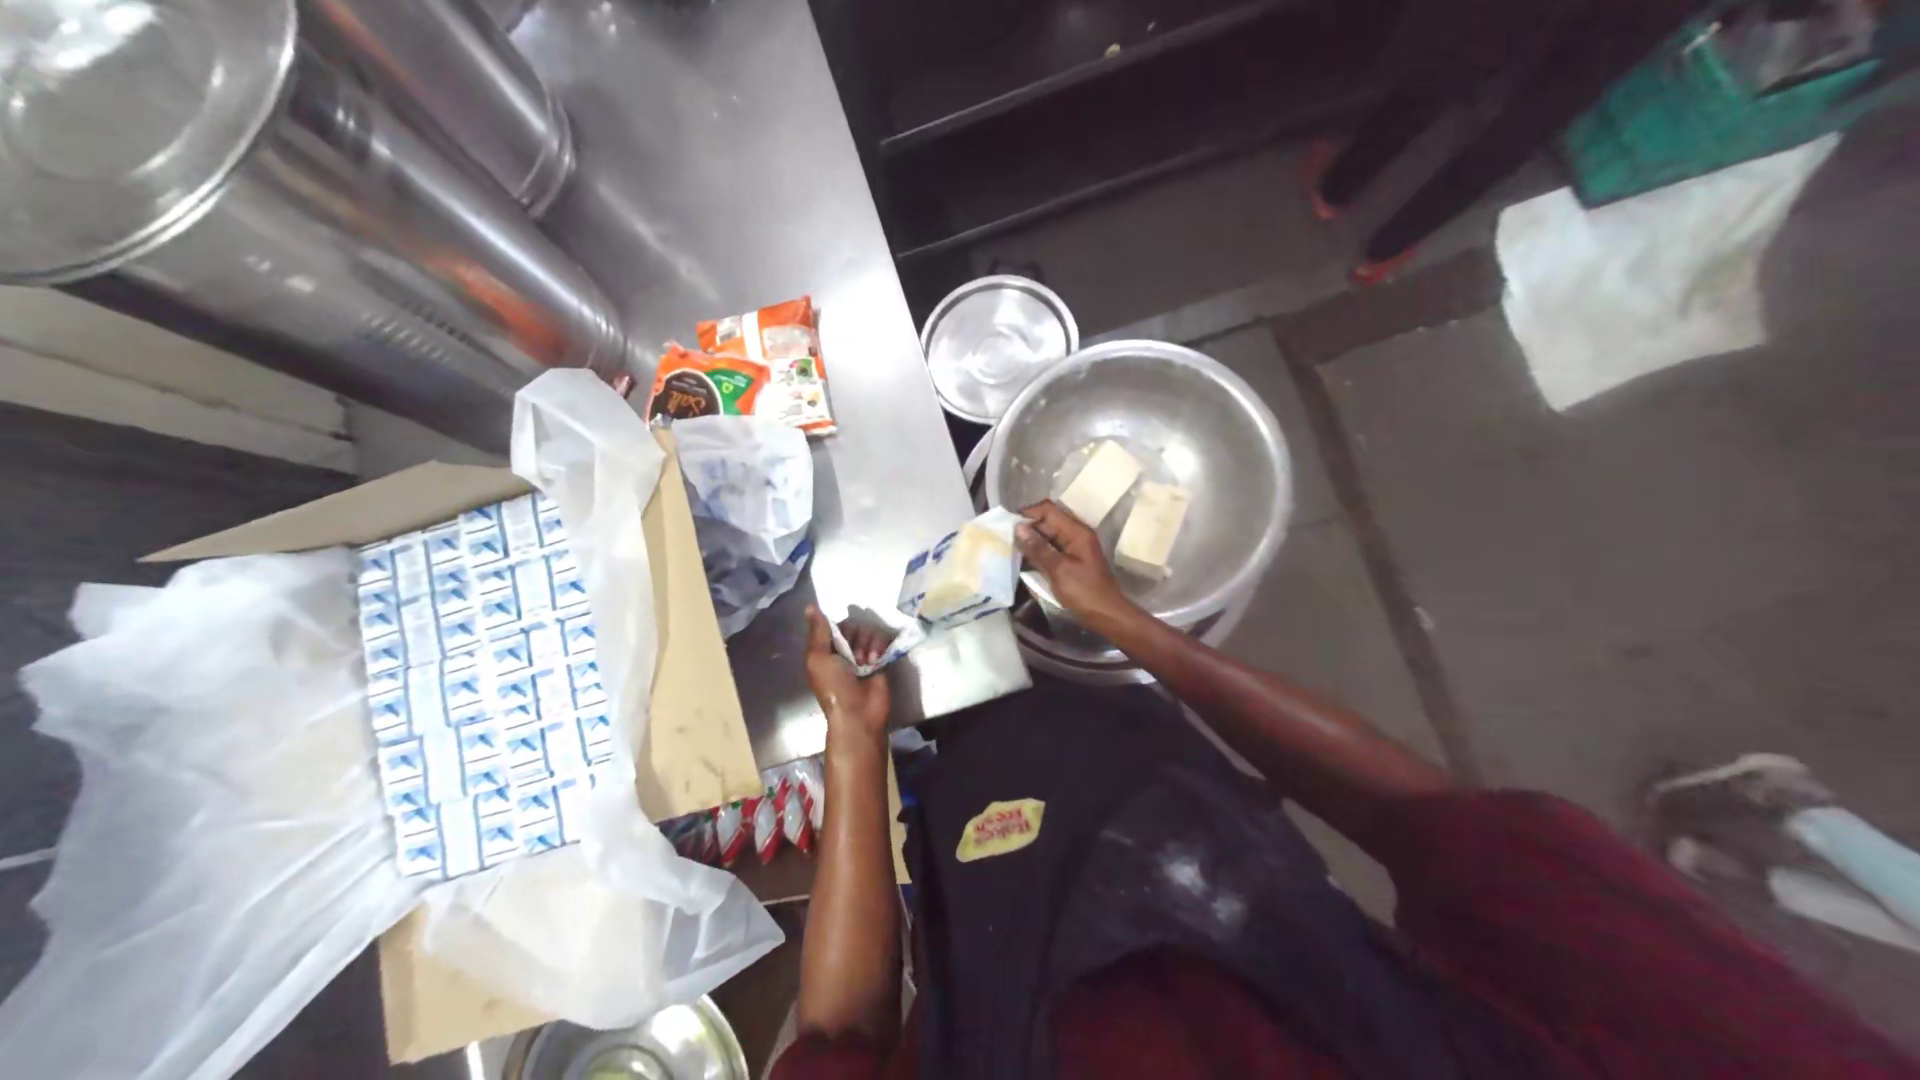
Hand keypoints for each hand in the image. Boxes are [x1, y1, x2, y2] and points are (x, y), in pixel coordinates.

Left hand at [804, 605, 890, 740]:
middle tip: (853, 656)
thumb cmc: (833, 686)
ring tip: (866, 662)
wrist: (858, 713)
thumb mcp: (817, 658)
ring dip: (867, 644)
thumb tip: (810, 606)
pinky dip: (879, 647)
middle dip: (854, 637)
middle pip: (853, 625)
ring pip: (868, 630)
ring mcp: (864, 655)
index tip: (839, 636)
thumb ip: (817, 631)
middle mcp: (844, 650)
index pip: (833, 624)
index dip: (838, 627)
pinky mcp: (881, 659)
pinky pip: (882, 639)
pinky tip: (876, 661)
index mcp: (825, 650)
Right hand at [1016, 500, 1138, 632]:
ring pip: (1047, 535)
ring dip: (1030, 539)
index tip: (1008, 524)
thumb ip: (1038, 548)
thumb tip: (1018, 528)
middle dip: (1027, 526)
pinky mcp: (1070, 559)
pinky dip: (1037, 551)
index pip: (1049, 510)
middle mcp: (1075, 534)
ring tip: (1010, 547)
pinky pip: (1051, 548)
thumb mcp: (1058, 569)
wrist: (1106, 615)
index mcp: (1077, 531)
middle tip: (1005, 537)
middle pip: (1048, 521)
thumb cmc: (1084, 592)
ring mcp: (1073, 547)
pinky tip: (1022, 558)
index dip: (1028, 513)